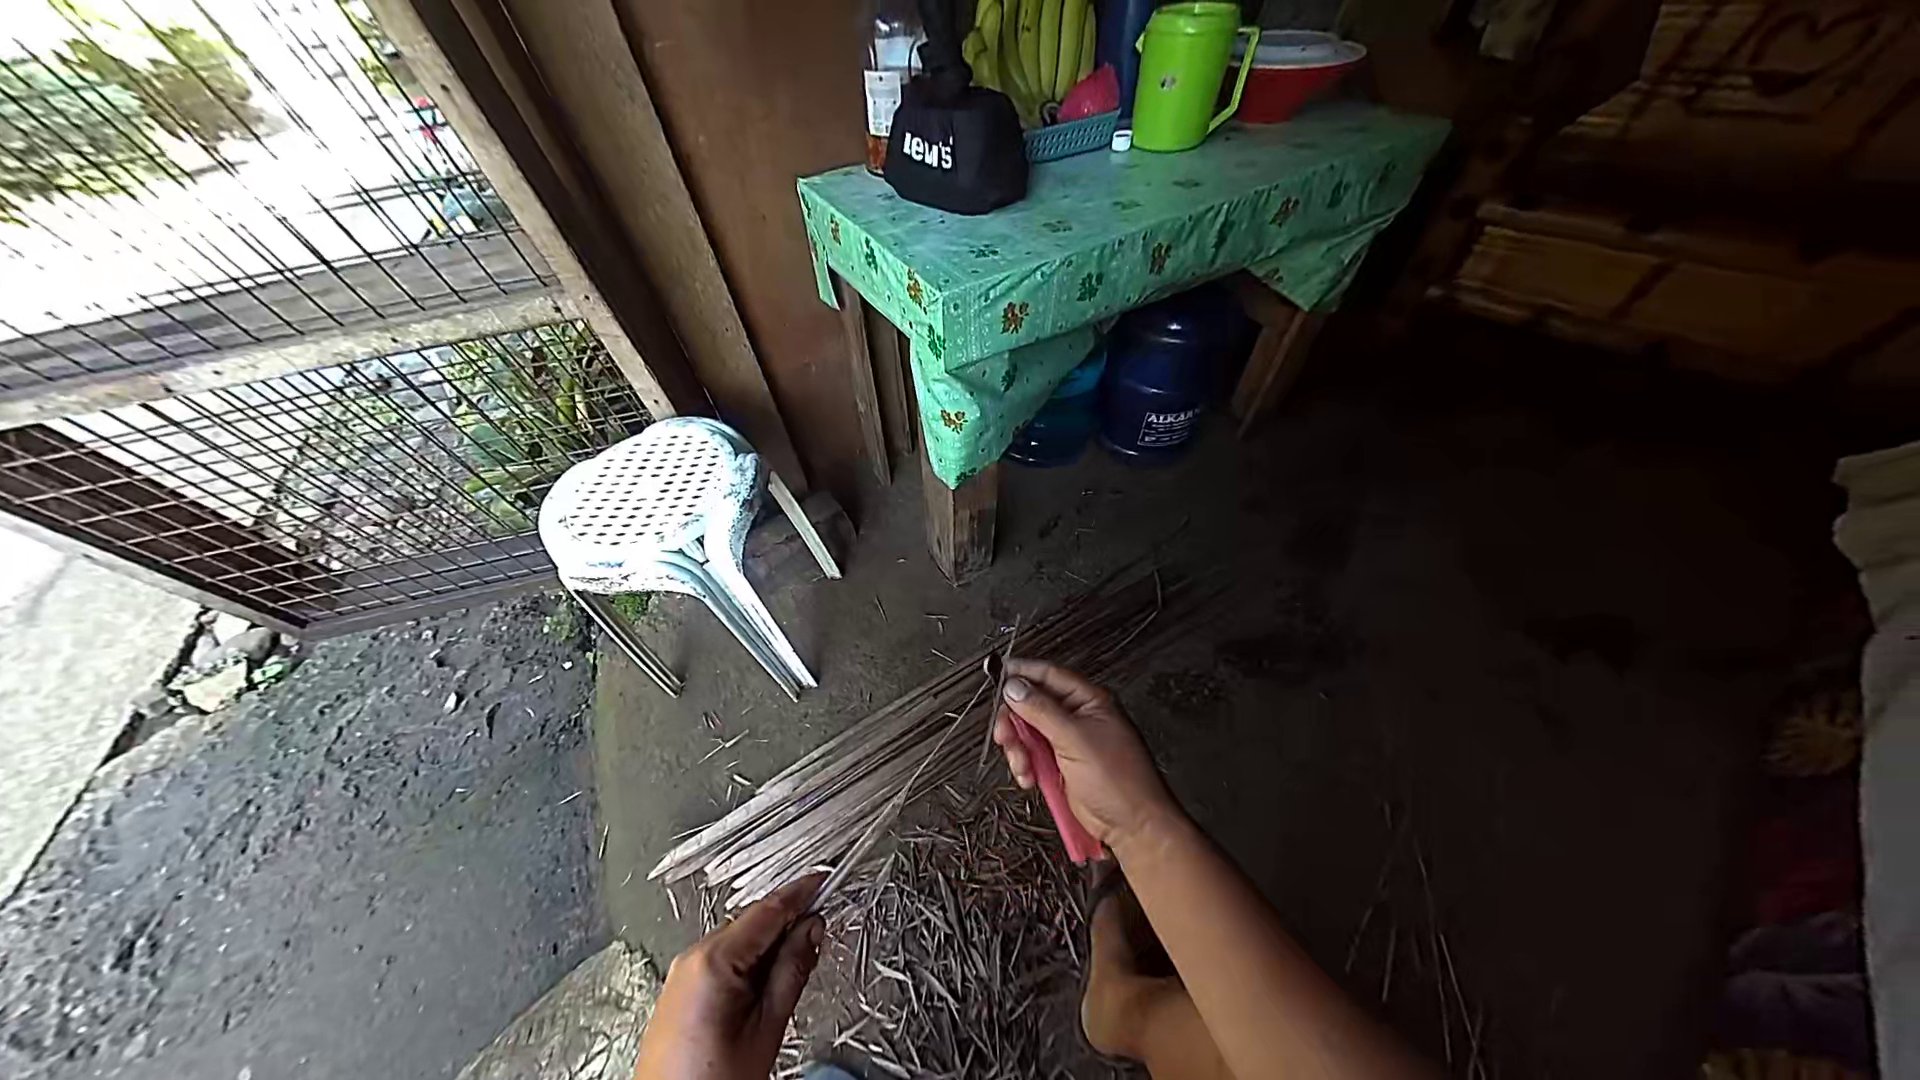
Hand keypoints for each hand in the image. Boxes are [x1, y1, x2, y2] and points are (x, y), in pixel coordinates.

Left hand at [633, 873, 825, 1079]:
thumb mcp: (767, 1027)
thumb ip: (792, 969)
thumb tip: (812, 927)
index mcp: (714, 960)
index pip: (768, 909)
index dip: (800, 892)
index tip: (823, 880)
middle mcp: (693, 957)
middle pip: (753, 921)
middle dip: (788, 923)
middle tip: (819, 933)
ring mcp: (682, 972)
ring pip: (739, 938)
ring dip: (769, 943)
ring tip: (793, 966)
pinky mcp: (680, 988)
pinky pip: (722, 956)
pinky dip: (749, 958)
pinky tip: (764, 982)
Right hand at [991, 659, 1182, 854]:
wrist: (1130, 826)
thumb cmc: (1121, 781)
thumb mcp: (1075, 739)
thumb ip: (1041, 710)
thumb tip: (1015, 687)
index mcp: (1087, 701)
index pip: (1048, 676)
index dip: (1021, 673)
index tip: (999, 675)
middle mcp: (1076, 717)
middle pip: (1031, 705)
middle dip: (1014, 720)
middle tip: (1005, 733)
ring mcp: (1066, 742)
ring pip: (1026, 732)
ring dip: (1018, 748)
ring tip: (1023, 763)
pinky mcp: (1058, 765)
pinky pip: (1030, 756)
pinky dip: (1024, 766)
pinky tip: (1031, 777)